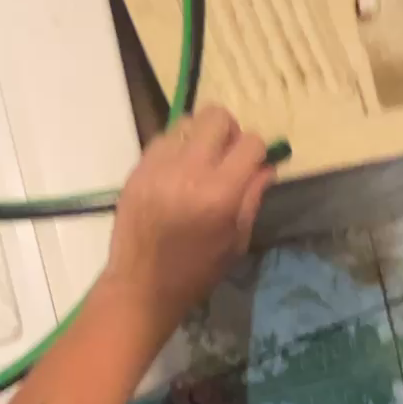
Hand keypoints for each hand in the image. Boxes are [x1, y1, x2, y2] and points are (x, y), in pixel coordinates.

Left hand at [99, 106, 277, 333]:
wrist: (141, 286)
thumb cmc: (196, 272)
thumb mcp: (236, 241)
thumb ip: (252, 197)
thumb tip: (266, 166)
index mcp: (219, 193)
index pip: (251, 143)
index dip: (258, 151)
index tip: (253, 165)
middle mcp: (189, 171)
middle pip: (216, 117)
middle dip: (229, 132)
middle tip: (226, 156)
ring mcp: (158, 167)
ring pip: (186, 123)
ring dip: (199, 138)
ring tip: (197, 165)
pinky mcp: (137, 171)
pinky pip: (162, 141)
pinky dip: (175, 150)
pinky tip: (174, 175)